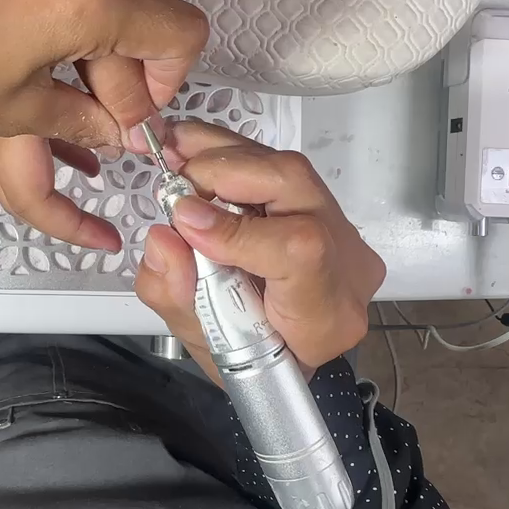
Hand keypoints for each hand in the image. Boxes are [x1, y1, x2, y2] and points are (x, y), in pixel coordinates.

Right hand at [134, 122, 384, 383]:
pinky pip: (277, 165)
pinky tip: (194, 154)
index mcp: (322, 316)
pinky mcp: (320, 204)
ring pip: (286, 166)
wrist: (280, 353)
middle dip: (222, 173)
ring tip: (175, 160)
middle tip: (173, 188)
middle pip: (295, 185)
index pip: (298, 250)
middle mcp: (344, 263)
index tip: (181, 221)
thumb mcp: (196, 337)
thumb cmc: (245, 355)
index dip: (235, 228)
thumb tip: (164, 237)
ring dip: (220, 155)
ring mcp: (338, 228)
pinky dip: (229, 155)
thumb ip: (174, 290)